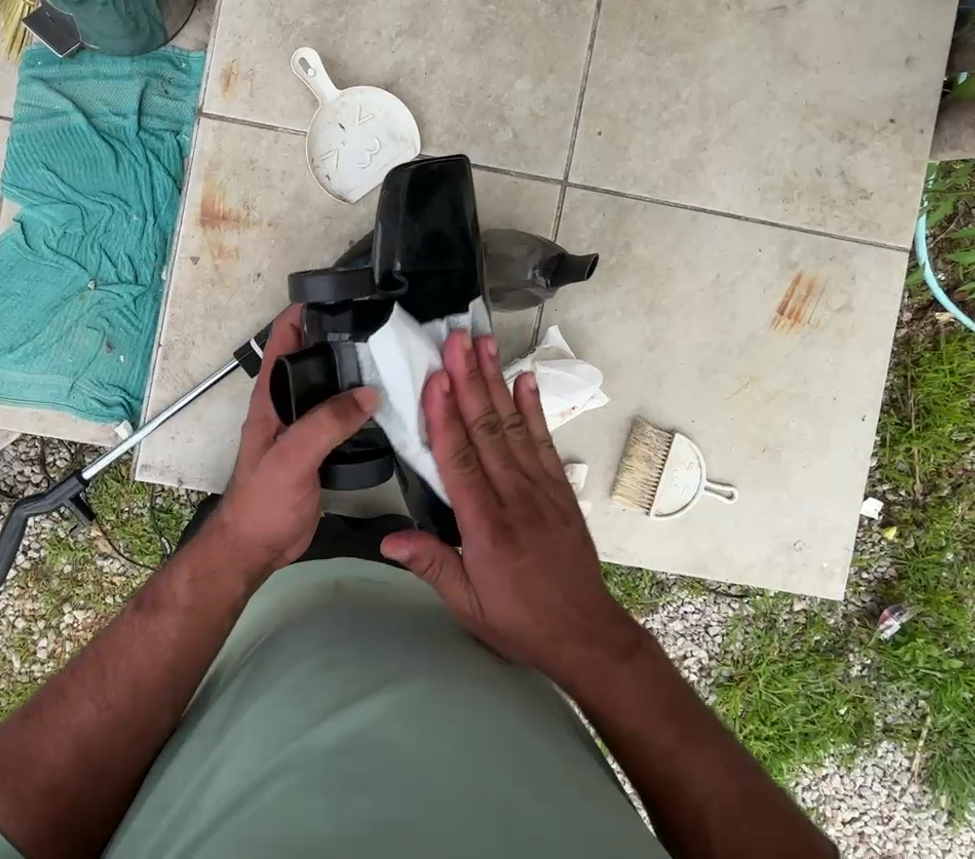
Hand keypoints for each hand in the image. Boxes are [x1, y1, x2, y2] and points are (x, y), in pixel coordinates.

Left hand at [209, 304, 378, 576]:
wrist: (257, 546)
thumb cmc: (263, 500)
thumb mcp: (292, 457)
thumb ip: (325, 424)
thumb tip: (367, 394)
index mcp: (270, 399)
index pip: (282, 342)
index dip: (303, 313)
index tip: (337, 295)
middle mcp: (287, 405)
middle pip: (312, 360)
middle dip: (340, 338)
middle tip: (381, 325)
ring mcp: (303, 427)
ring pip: (330, 389)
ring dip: (353, 372)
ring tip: (392, 358)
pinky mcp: (319, 449)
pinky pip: (342, 418)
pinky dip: (361, 406)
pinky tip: (386, 405)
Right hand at [381, 331, 635, 680]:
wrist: (587, 636)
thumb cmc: (519, 622)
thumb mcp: (467, 605)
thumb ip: (430, 564)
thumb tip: (387, 539)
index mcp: (486, 527)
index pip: (460, 460)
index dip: (445, 415)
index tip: (435, 376)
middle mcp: (515, 498)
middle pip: (487, 430)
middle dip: (469, 381)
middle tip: (456, 339)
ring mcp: (542, 489)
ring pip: (513, 427)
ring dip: (496, 382)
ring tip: (484, 344)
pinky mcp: (560, 489)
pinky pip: (544, 442)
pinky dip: (533, 408)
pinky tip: (524, 379)